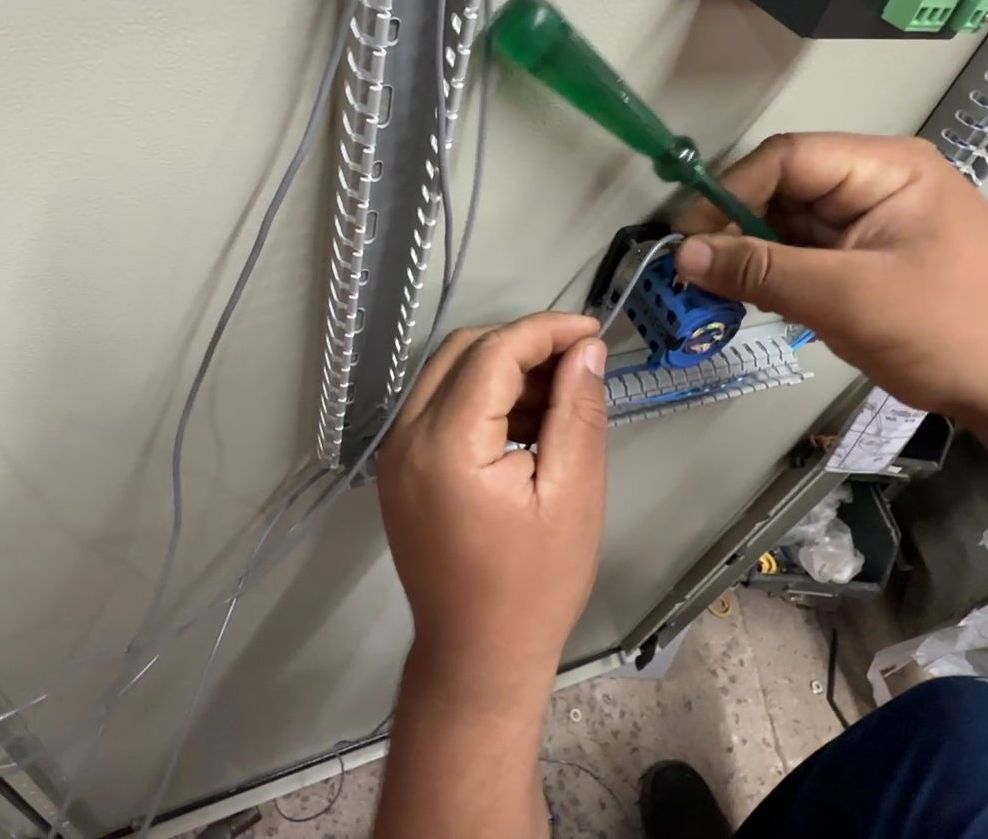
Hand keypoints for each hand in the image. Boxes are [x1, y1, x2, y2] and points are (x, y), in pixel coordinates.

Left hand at [377, 312, 608, 701]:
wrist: (476, 657)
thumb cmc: (534, 586)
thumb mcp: (574, 496)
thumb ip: (577, 413)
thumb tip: (587, 350)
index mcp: (446, 444)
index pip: (493, 352)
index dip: (545, 331)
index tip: (592, 333)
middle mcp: (406, 437)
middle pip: (462, 352)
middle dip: (522, 345)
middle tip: (577, 365)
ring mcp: (396, 454)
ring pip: (447, 375)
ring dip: (502, 371)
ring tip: (558, 398)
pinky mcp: (400, 470)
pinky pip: (438, 408)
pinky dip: (481, 400)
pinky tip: (525, 426)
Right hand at [670, 133, 987, 414]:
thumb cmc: (951, 332)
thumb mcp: (846, 299)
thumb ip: (761, 272)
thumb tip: (682, 254)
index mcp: (887, 168)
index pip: (786, 158)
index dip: (729, 192)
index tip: (687, 238)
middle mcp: (876, 184)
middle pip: (782, 189)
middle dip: (735, 227)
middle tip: (693, 273)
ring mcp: (872, 224)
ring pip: (787, 225)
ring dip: (750, 256)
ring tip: (714, 292)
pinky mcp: (867, 261)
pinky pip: (803, 255)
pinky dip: (772, 276)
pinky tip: (748, 299)